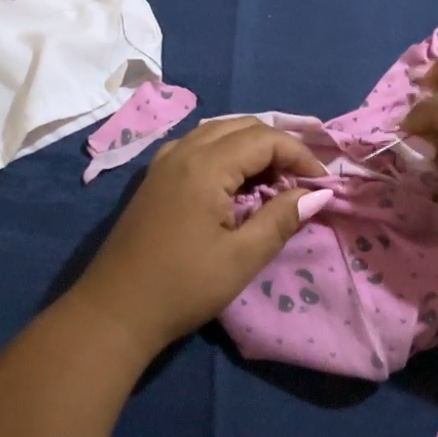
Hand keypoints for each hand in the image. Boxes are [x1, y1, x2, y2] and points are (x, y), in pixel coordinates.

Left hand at [69, 118, 329, 352]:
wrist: (114, 311)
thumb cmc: (183, 286)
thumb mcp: (241, 257)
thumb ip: (281, 219)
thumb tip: (318, 194)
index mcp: (206, 164)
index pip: (265, 139)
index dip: (300, 156)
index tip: (322, 184)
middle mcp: (184, 149)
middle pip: (243, 127)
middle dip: (278, 148)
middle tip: (301, 182)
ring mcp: (165, 159)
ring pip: (220, 132)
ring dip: (252, 148)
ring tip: (275, 182)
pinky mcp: (156, 175)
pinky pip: (199, 145)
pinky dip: (227, 153)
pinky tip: (236, 183)